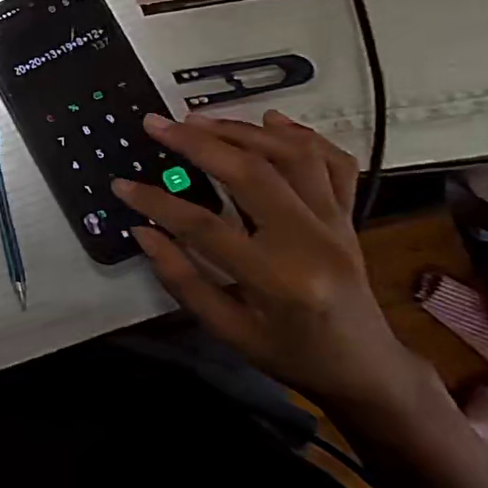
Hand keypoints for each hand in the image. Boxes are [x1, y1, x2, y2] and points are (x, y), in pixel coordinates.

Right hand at [111, 110, 432, 416]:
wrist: (365, 368)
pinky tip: (271, 120)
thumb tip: (144, 232)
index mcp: (278, 278)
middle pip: (252, 173)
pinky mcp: (348, 214)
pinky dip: (302, 134)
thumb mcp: (228, 330)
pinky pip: (333, 162)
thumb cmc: (290, 354)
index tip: (122, 185)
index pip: (205, 227)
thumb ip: (183, 280)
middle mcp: (312, 240)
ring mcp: (336, 221)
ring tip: (200, 120)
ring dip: (242, 130)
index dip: (157, 203)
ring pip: (292, 155)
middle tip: (158, 125)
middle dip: (199, 143)